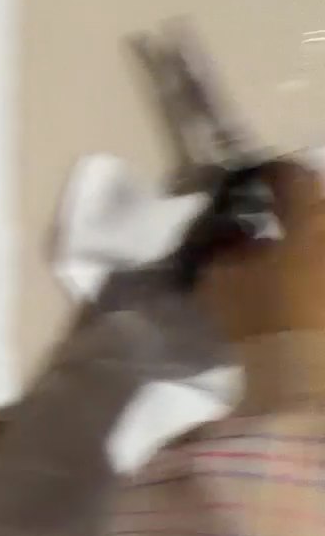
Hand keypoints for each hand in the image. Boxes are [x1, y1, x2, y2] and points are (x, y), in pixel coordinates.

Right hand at [199, 159, 324, 341]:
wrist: (312, 361)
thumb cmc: (262, 310)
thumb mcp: (221, 278)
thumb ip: (224, 249)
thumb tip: (233, 233)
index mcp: (313, 218)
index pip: (295, 179)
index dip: (273, 174)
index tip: (256, 174)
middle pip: (322, 204)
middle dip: (300, 205)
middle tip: (274, 211)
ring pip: (321, 233)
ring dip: (306, 235)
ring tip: (285, 245)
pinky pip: (321, 264)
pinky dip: (312, 262)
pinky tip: (298, 269)